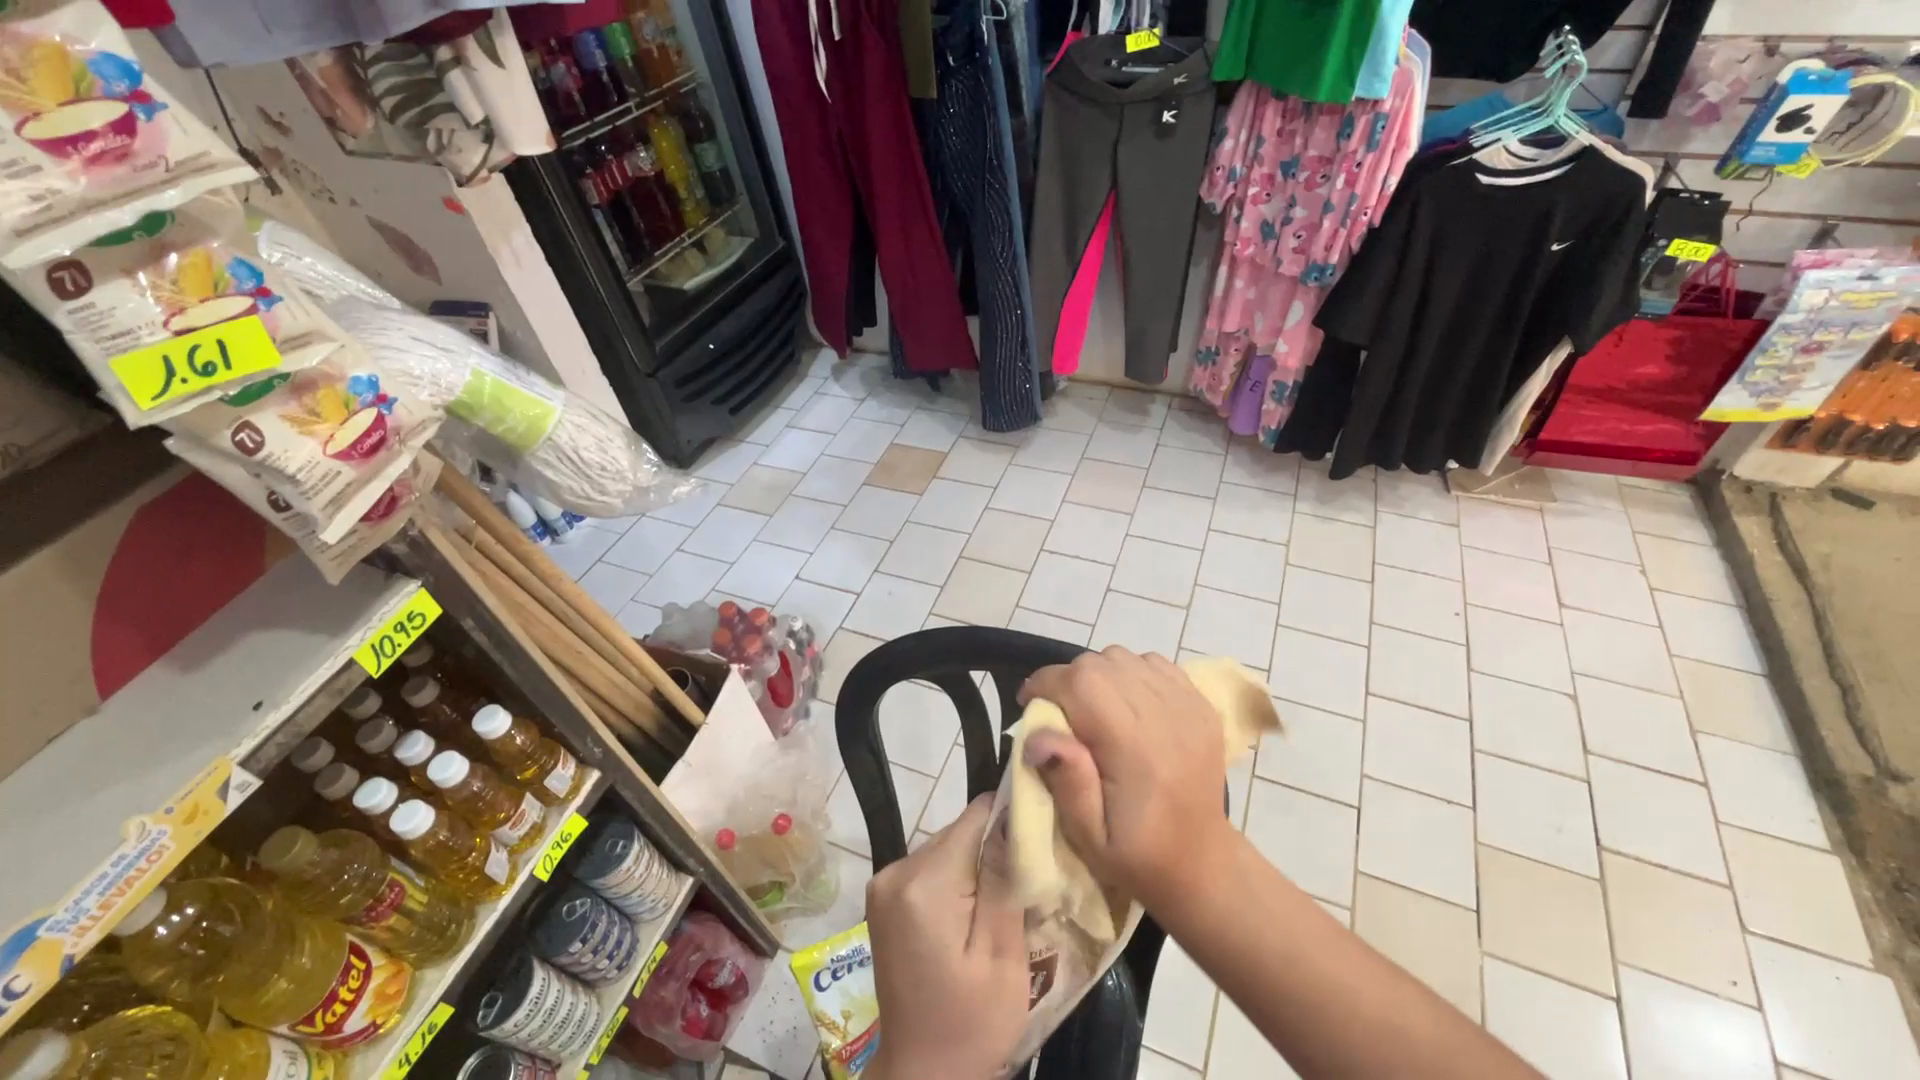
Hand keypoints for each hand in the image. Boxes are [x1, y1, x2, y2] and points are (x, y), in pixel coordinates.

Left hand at [865, 796, 1028, 1079]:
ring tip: (1008, 904)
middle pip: (961, 832)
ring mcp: (884, 884)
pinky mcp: (885, 898)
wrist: (923, 1073)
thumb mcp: (1003, 956)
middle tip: (1031, 885)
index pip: (976, 817)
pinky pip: (933, 869)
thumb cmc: (972, 1023)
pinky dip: (959, 882)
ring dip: (980, 868)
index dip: (1013, 821)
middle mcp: (895, 871)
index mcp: (922, 884)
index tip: (1044, 841)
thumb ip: (1005, 880)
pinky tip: (978, 915)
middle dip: (997, 850)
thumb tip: (1014, 816)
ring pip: (950, 848)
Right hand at [1018, 647, 1230, 910]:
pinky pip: (1155, 664)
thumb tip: (1037, 735)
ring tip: (1093, 711)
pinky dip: (1131, 674)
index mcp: (1135, 749)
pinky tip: (1127, 706)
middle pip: (1101, 663)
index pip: (1082, 682)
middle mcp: (1166, 716)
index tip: (1029, 705)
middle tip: (1060, 715)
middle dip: (1069, 681)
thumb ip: (1065, 781)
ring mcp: (1189, 705)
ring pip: (1126, 657)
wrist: (1200, 862)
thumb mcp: (1088, 836)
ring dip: (1100, 675)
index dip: (1046, 684)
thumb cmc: (1136, 855)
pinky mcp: (1201, 704)